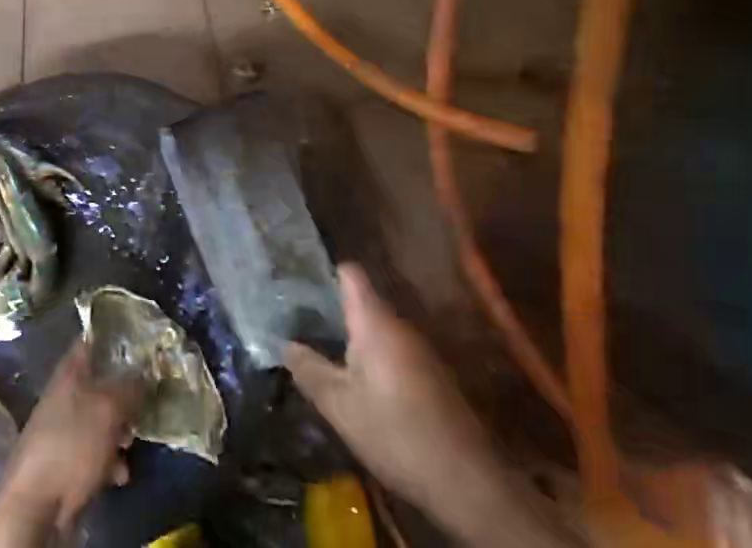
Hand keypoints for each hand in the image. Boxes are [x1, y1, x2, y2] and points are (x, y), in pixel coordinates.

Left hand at [0, 342, 139, 547]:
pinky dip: (110, 459)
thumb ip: (129, 387)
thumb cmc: (72, 443)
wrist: (36, 502)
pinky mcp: (67, 458)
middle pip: (102, 382)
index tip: (141, 340)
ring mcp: (64, 427)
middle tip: (145, 403)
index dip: (114, 337)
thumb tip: (145, 371)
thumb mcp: (108, 409)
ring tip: (131, 443)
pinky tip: (119, 474)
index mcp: (70, 372)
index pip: (91, 340)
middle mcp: (65, 394)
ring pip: (102, 418)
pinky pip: (96, 450)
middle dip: (126, 394)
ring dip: (121, 432)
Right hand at [285, 265, 486, 499]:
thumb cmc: (395, 432)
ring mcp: (418, 350)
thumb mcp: (339, 405)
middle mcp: (399, 326)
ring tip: (317, 345)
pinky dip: (369, 355)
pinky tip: (352, 378)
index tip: (298, 279)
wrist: (466, 481)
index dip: (324, 271)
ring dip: (350, 334)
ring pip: (376, 327)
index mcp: (375, 323)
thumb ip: (308, 369)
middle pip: (362, 301)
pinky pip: (390, 349)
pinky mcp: (429, 374)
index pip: (350, 274)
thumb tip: (285, 344)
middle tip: (296, 317)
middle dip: (331, 307)